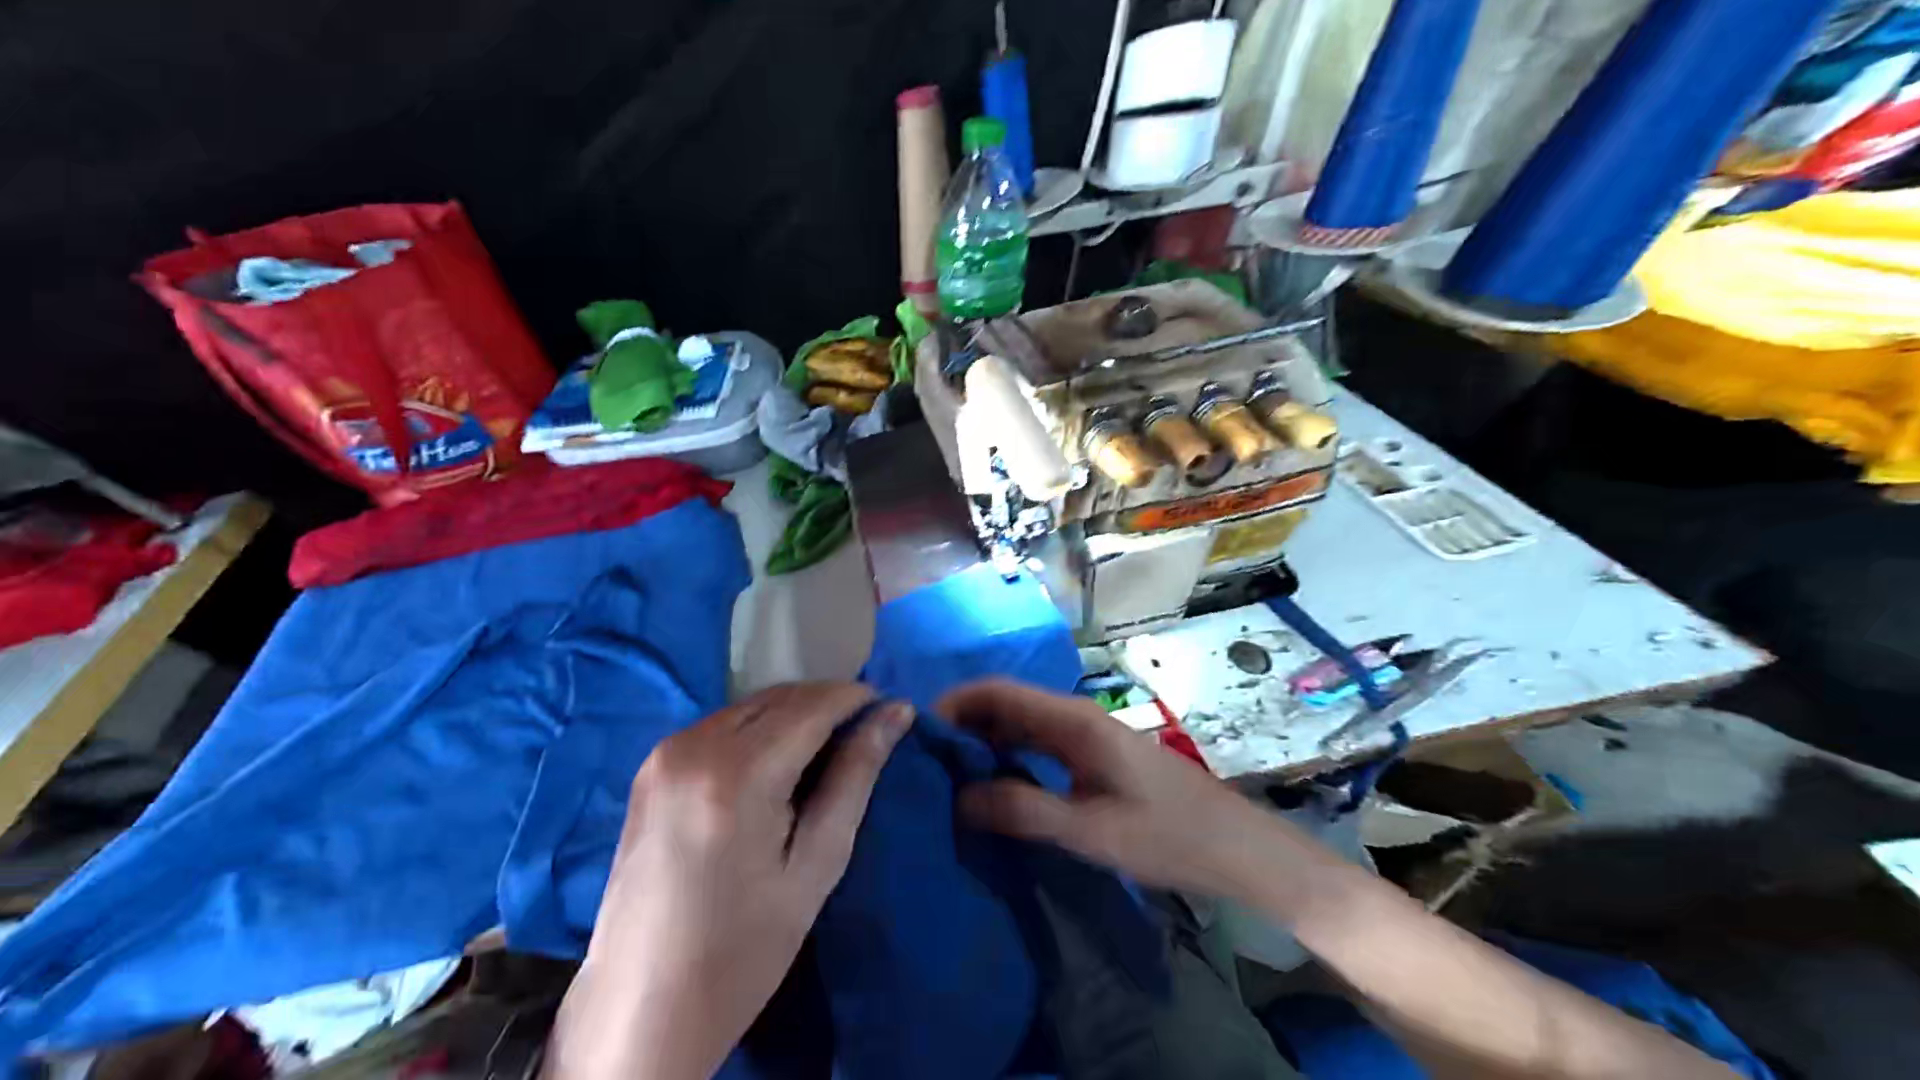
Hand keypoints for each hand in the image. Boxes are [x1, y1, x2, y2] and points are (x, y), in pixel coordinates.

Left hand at [548, 683, 913, 1079]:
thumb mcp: (817, 863)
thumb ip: (856, 776)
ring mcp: (665, 753)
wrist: (643, 1007)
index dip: (857, 699)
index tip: (892, 709)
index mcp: (737, 773)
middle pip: (780, 697)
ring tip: (827, 749)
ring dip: (794, 713)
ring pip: (750, 706)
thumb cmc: (745, 947)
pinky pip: (721, 725)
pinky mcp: (650, 767)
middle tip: (865, 732)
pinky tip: (777, 762)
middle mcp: (694, 745)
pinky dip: (759, 729)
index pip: (812, 705)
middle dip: (828, 703)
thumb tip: (896, 713)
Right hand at [945, 679, 1324, 897]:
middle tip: (922, 763)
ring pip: (1020, 726)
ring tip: (946, 779)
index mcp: (1073, 721)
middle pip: (1005, 704)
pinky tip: (992, 790)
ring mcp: (1085, 737)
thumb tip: (957, 798)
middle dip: (962, 725)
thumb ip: (1023, 810)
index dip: (953, 704)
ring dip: (983, 744)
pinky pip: (1037, 747)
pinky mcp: (1093, 758)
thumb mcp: (1091, 831)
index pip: (998, 692)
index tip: (916, 735)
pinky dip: (1008, 760)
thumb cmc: (1169, 838)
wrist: (1239, 850)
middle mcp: (1075, 718)